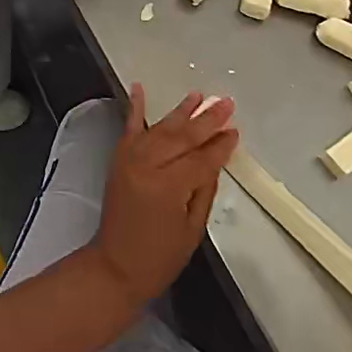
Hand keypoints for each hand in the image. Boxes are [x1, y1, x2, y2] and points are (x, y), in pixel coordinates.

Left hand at [89, 86, 239, 304]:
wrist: (115, 264)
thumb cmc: (160, 256)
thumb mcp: (192, 228)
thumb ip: (203, 190)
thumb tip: (214, 160)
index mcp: (168, 186)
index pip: (201, 159)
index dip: (220, 146)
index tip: (236, 131)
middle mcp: (147, 165)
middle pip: (182, 137)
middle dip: (207, 120)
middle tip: (226, 103)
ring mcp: (130, 158)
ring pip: (160, 128)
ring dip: (180, 111)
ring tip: (199, 95)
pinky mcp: (119, 157)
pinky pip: (130, 127)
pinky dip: (135, 106)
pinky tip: (139, 87)